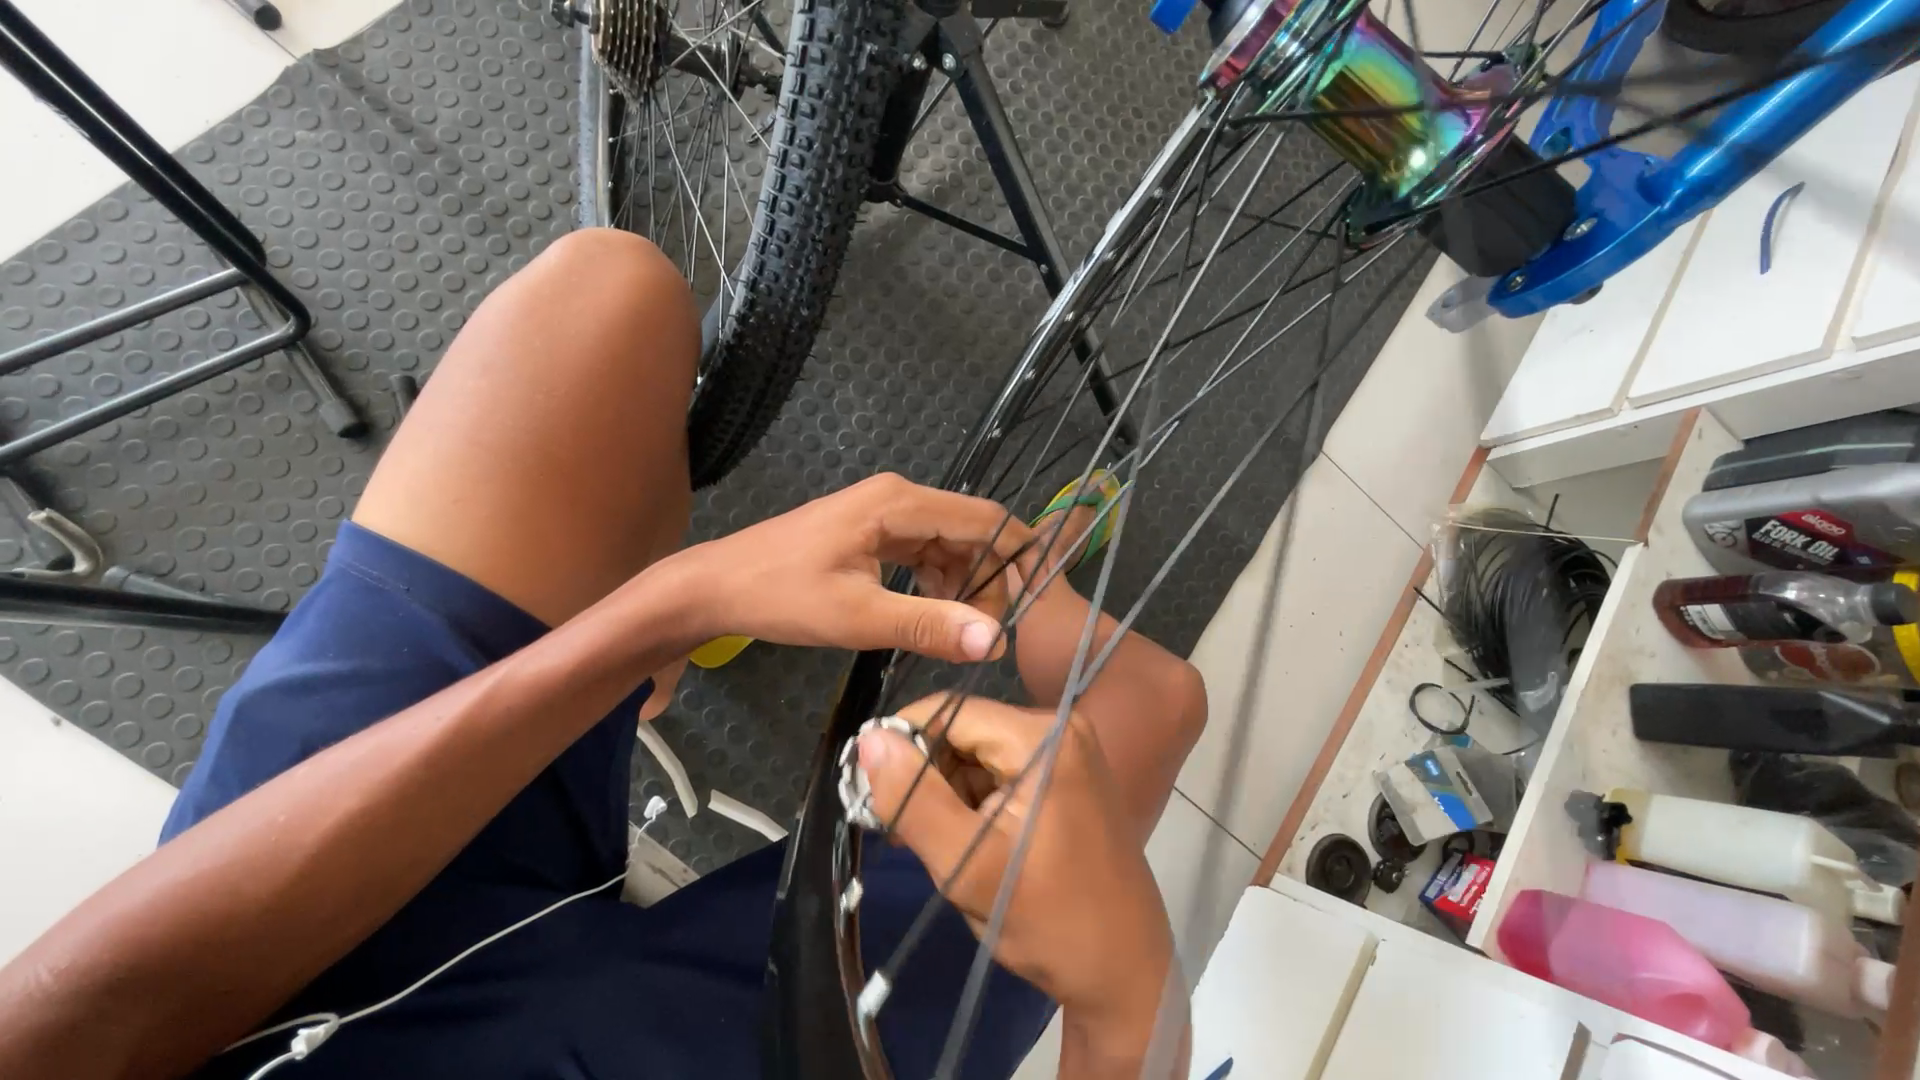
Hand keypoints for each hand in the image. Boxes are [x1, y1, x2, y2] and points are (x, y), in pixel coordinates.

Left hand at [661, 474, 1034, 663]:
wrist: (717, 587)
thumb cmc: (782, 596)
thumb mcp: (858, 617)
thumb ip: (929, 625)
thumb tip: (996, 641)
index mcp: (900, 503)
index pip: (986, 520)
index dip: (1018, 559)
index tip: (1031, 606)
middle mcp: (899, 498)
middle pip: (972, 531)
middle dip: (990, 579)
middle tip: (989, 633)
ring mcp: (885, 513)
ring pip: (950, 544)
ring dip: (965, 584)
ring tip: (963, 630)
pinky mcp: (873, 532)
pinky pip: (924, 553)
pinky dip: (939, 583)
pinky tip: (934, 614)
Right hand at [859, 695, 1175, 1049]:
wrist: (1124, 970)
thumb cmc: (1048, 921)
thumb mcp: (967, 866)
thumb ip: (914, 798)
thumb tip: (870, 737)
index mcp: (1042, 737)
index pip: (947, 711)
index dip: (901, 745)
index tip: (872, 793)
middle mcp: (1059, 727)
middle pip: (963, 731)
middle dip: (927, 776)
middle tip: (904, 833)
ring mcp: (1067, 751)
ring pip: (977, 754)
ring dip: (949, 794)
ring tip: (943, 847)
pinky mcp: (1066, 776)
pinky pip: (1001, 772)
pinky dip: (975, 802)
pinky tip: (971, 844)